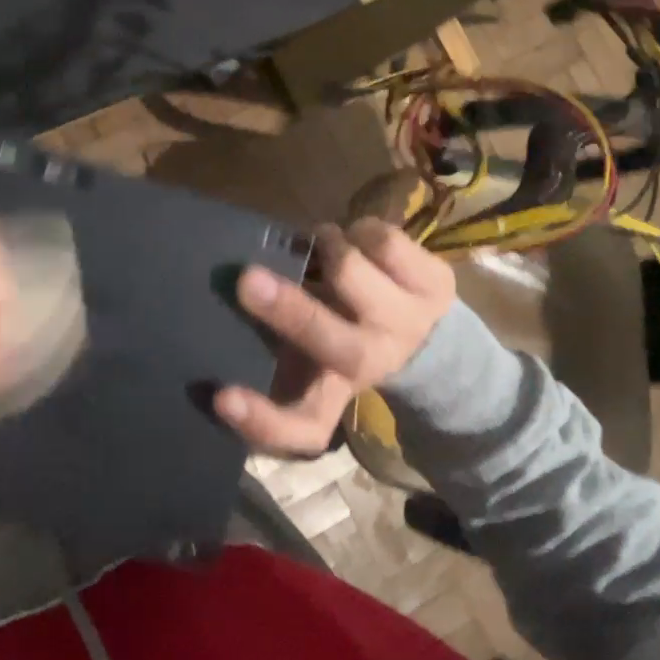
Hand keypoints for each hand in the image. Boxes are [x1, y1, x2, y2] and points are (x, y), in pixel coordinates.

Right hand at [215, 217, 453, 456]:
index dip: (259, 418)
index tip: (221, 397)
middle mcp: (370, 362)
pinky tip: (359, 245)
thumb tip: (224, 288)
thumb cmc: (341, 342)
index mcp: (330, 394)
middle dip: (286, 310)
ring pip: (350, 268)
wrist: (431, 341)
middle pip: (327, 341)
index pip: (297, 427)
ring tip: (324, 251)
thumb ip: (262, 342)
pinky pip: (383, 239)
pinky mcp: (438, 283)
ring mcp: (410, 322)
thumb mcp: (302, 361)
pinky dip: (359, 232)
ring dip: (327, 249)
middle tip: (247, 279)